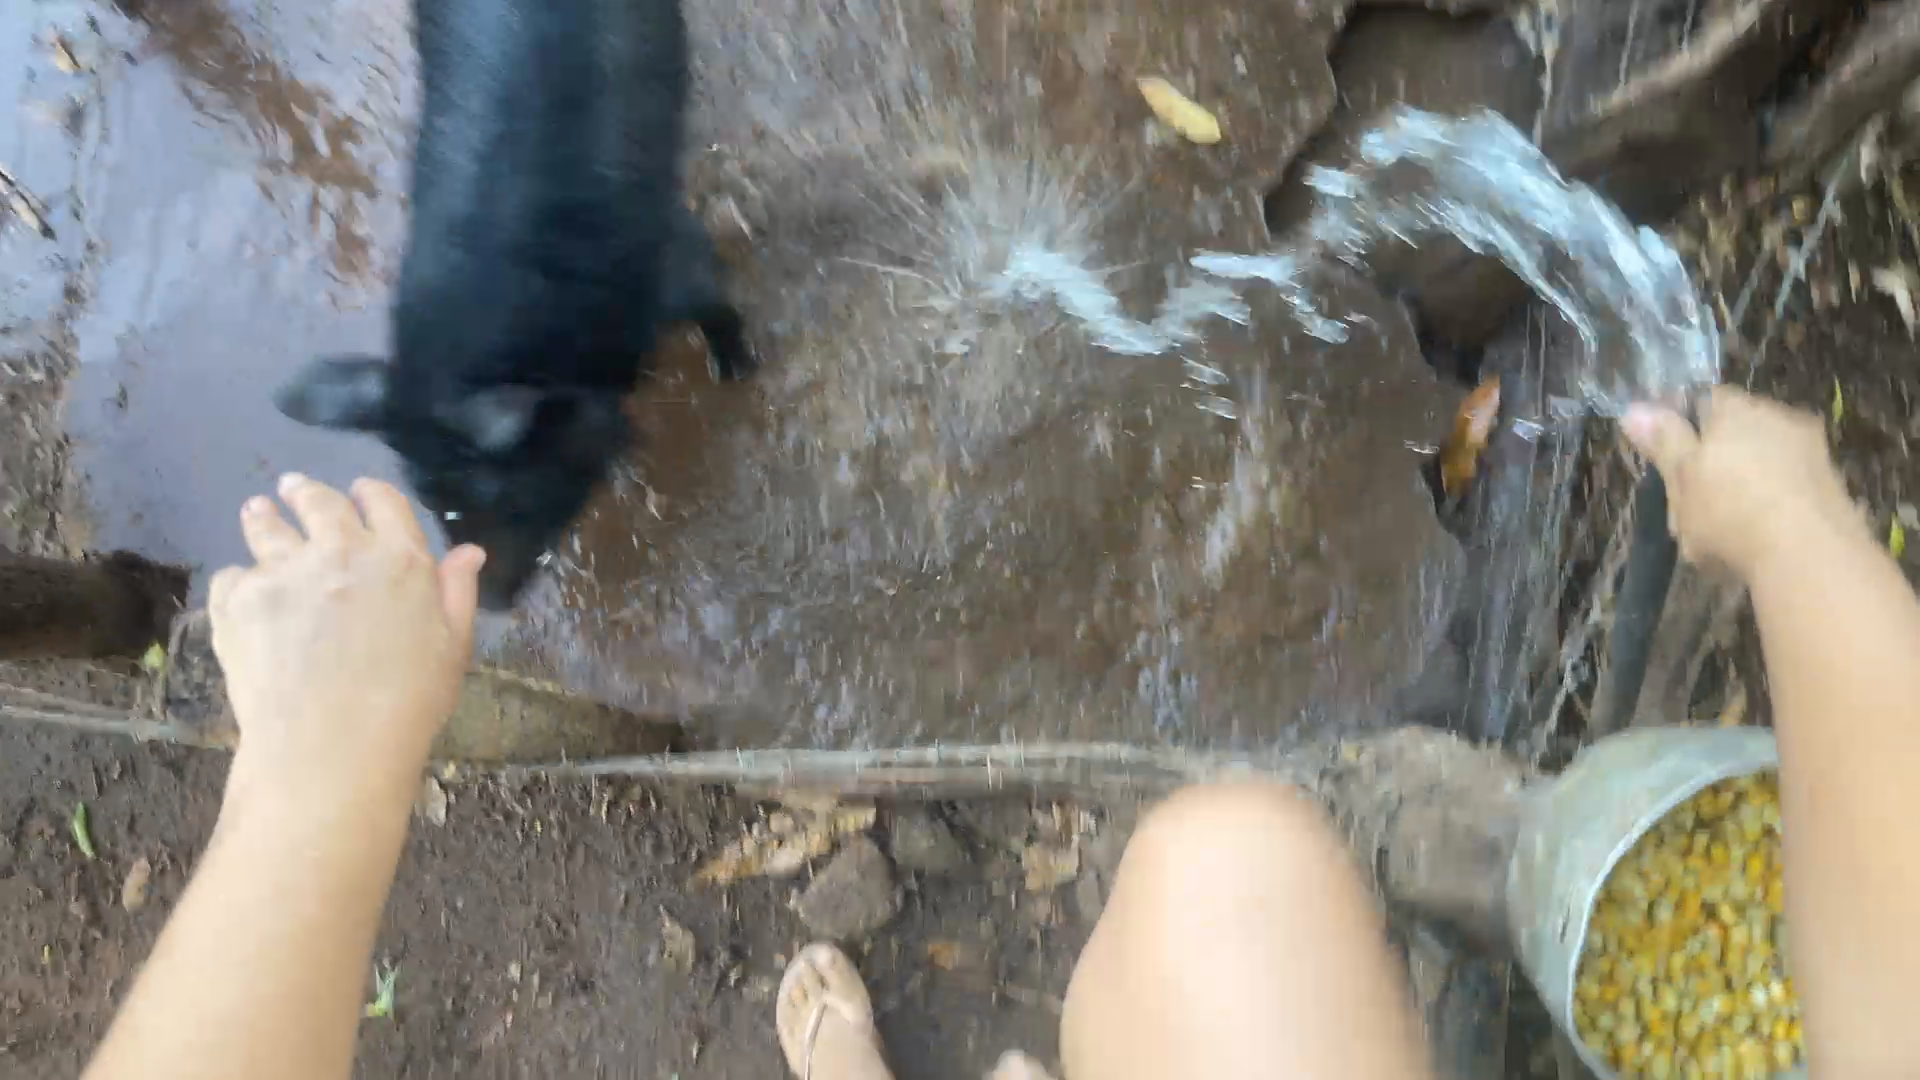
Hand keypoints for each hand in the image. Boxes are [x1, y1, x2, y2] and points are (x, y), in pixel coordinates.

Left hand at [209, 474, 484, 805]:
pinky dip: (243, 575)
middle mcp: (342, 552)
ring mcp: (284, 573)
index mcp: (402, 559)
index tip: (362, 491)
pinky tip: (250, 588)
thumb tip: (469, 550)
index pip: (383, 501)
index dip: (371, 492)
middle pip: (319, 502)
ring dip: (265, 516)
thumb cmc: (412, 695)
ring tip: (259, 511)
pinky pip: (234, 573)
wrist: (332, 743)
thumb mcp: (455, 641)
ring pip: (266, 526)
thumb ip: (458, 589)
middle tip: (297, 488)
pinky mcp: (237, 602)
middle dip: (308, 492)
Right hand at [1622, 386, 1861, 578]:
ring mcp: (1808, 449)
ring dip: (1731, 466)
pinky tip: (1743, 513)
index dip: (1675, 415)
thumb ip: (1662, 440)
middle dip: (1704, 443)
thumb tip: (1633, 409)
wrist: (1808, 557)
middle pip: (1732, 422)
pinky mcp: (1823, 479)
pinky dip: (1757, 484)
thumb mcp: (1679, 476)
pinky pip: (1777, 470)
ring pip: (1755, 447)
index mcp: (1740, 412)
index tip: (1654, 445)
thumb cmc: (1727, 511)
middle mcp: (1780, 419)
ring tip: (1707, 502)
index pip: (1703, 396)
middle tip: (1677, 479)